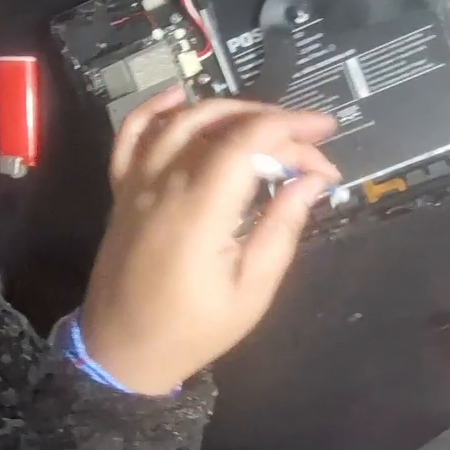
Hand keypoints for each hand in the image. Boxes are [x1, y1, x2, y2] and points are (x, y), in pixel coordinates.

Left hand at [81, 88, 340, 393]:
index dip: (293, 131)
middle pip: (220, 123)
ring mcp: (137, 184)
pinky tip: (181, 97)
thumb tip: (314, 180)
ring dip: (228, 110)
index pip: (248, 141)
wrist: (124, 352)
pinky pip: (131, 135)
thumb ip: (282, 227)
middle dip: (272, 120)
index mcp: (199, 211)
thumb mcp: (252, 290)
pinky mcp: (122, 191)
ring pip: (180, 120)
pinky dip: (155, 109)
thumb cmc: (194, 330)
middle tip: (309, 139)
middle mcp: (164, 184)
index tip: (327, 142)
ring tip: (267, 122)